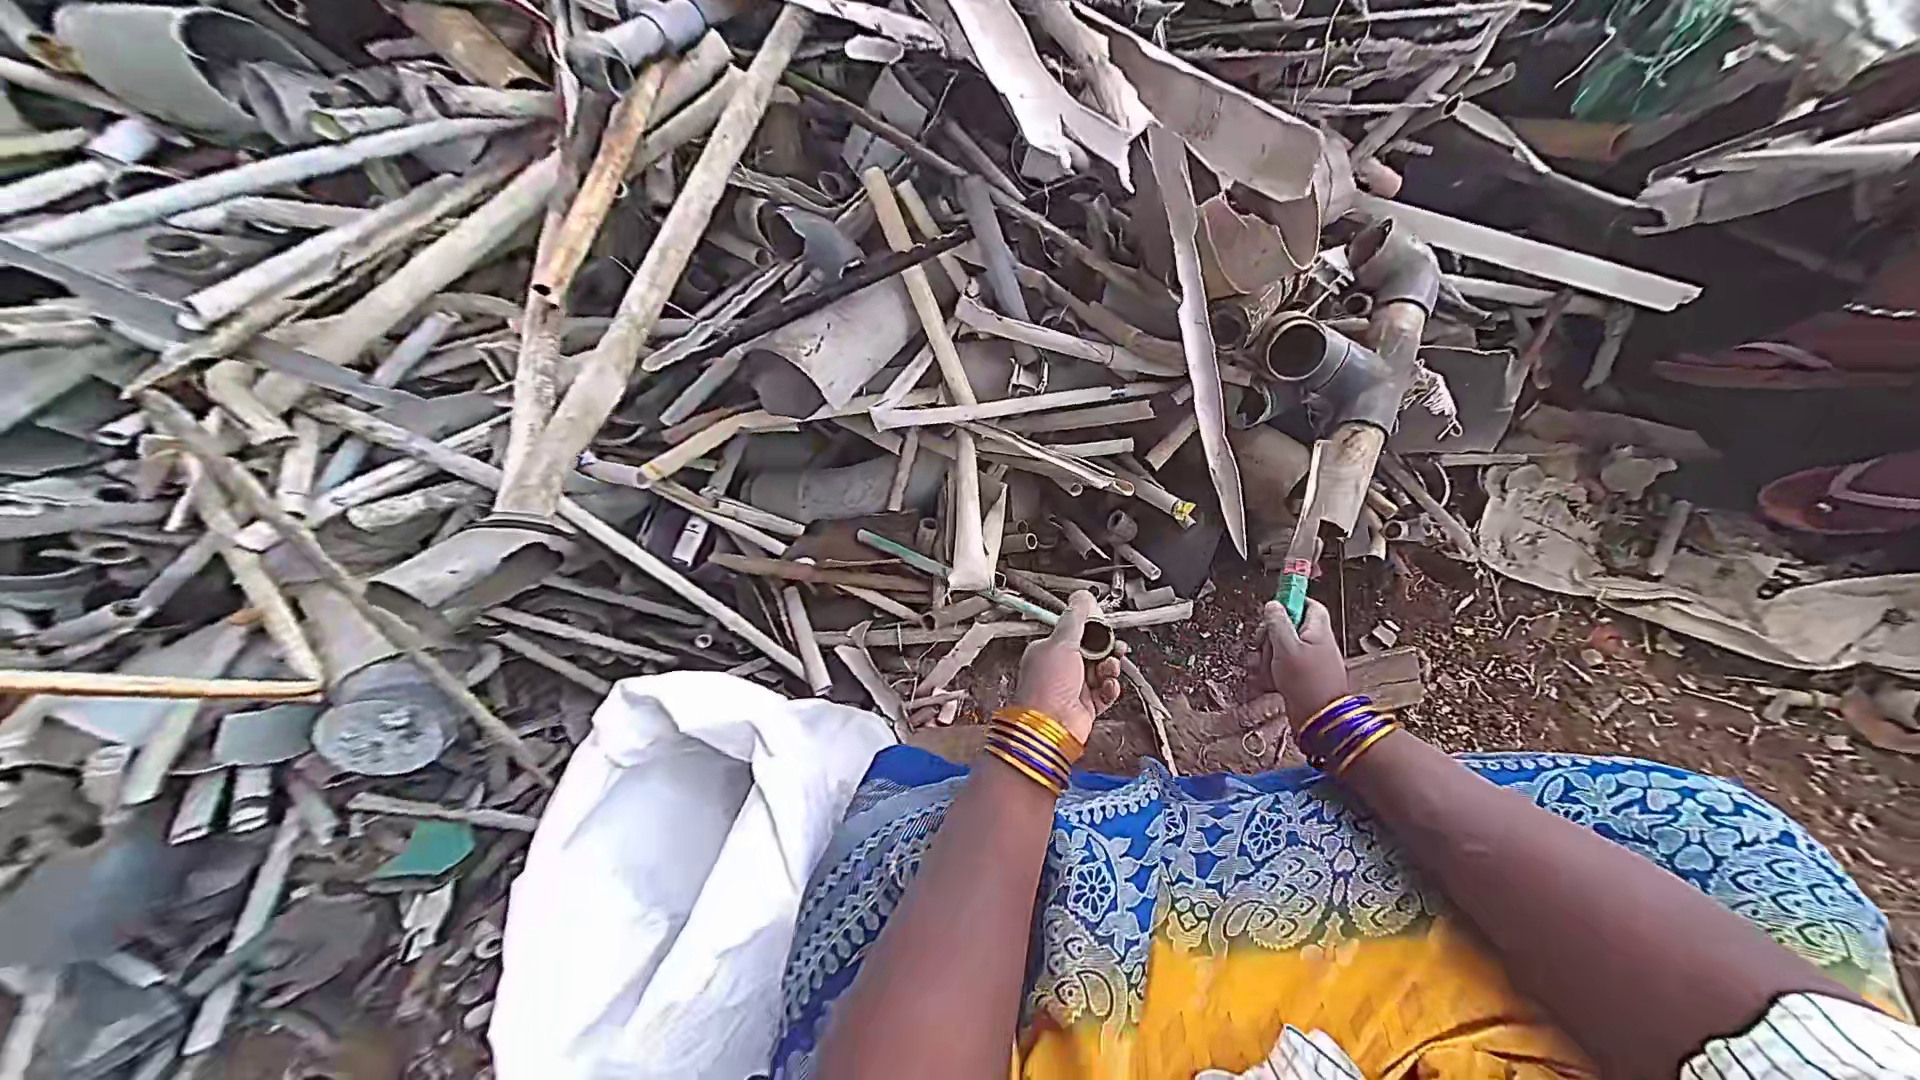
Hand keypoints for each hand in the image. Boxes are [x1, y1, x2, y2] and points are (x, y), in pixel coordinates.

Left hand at [1011, 592, 1122, 742]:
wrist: (1050, 725)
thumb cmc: (1046, 686)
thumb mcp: (1062, 643)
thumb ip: (1075, 619)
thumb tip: (1082, 597)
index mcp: (1048, 651)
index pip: (1075, 633)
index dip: (1092, 631)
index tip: (1104, 627)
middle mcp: (1060, 669)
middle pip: (1092, 652)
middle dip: (1106, 649)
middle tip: (1114, 648)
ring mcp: (1073, 688)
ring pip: (1101, 671)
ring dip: (1110, 668)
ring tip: (1110, 669)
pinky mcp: (1086, 706)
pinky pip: (1105, 693)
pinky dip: (1110, 688)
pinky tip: (1108, 686)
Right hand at [1252, 598, 1348, 731]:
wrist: (1318, 719)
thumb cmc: (1308, 684)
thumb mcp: (1287, 647)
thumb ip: (1278, 623)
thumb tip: (1273, 605)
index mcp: (1318, 632)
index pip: (1309, 604)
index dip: (1291, 603)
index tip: (1274, 608)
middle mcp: (1315, 644)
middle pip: (1288, 626)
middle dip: (1270, 634)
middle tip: (1265, 642)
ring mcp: (1308, 660)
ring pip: (1280, 646)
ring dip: (1268, 654)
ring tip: (1268, 666)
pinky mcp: (1300, 675)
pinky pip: (1280, 664)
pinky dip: (1271, 669)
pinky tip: (1270, 678)